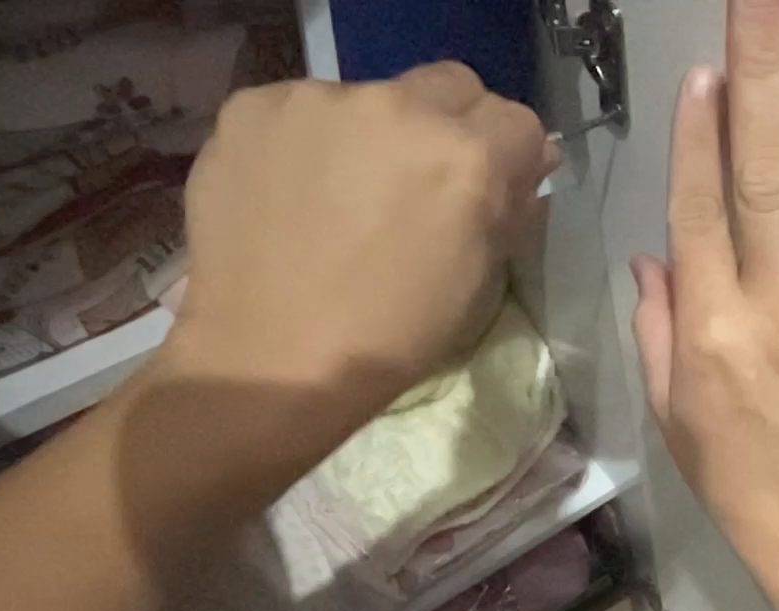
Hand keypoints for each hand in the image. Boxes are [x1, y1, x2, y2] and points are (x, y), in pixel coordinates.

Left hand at [170, 64, 550, 409]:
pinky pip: (308, 110)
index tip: (497, 190)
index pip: (520, 122)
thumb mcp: (477, 282)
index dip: (514, 158)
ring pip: (375, 97)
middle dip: (457, 127)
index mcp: (467, 158)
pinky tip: (299, 195)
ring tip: (349, 199)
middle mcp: (399, 106)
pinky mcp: (254, 105)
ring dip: (380, 136)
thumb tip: (524, 169)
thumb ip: (507, 212)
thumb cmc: (394, 337)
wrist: (273, 357)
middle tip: (428, 185)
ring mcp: (319, 98)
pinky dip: (316, 143)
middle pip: (453, 86)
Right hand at [631, 0, 778, 567]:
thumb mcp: (668, 407)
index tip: (708, 64)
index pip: (699, 217)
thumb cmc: (727, 472)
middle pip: (765, 190)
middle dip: (765, 81)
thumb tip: (652, 250)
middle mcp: (769, 321)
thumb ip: (655, 325)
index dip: (699, 140)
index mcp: (708, 334)